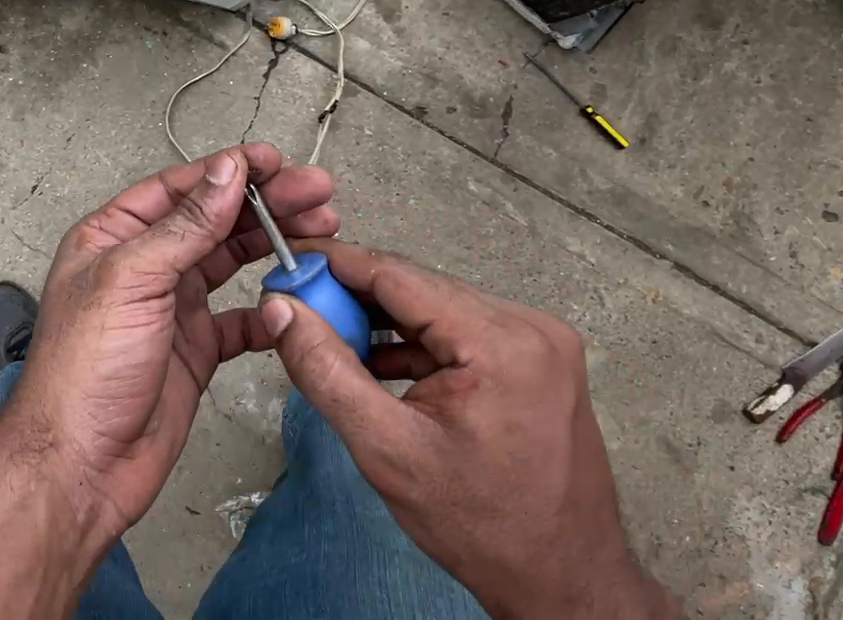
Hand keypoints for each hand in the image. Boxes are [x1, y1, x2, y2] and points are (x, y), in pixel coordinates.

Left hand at [0, 144, 337, 533]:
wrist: (82, 463)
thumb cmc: (83, 370)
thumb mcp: (132, 280)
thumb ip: (185, 225)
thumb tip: (225, 172)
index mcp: (113, 237)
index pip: (179, 188)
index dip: (227, 171)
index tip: (273, 161)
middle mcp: (143, 266)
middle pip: (212, 220)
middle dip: (264, 203)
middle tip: (314, 192)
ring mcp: (170, 307)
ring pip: (230, 262)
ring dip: (273, 245)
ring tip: (318, 227)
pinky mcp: (193, 348)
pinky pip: (241, 319)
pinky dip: (269, 309)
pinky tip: (295, 300)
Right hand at [259, 241, 678, 619]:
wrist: (564, 584)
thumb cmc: (479, 524)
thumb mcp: (386, 449)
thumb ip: (325, 370)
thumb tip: (278, 309)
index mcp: (500, 340)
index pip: (397, 274)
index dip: (334, 262)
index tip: (286, 258)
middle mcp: (528, 324)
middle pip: (416, 286)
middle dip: (352, 292)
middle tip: (295, 301)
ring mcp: (538, 339)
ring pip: (434, 305)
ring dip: (379, 317)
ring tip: (326, 332)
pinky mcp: (535, 358)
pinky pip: (457, 329)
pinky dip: (411, 340)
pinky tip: (374, 362)